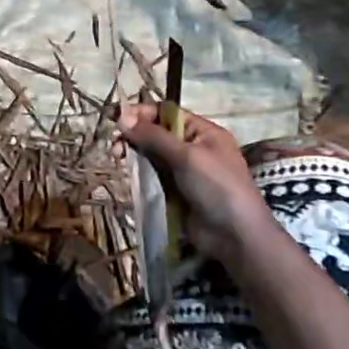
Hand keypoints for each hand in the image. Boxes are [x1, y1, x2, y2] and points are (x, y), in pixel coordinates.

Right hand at [118, 103, 275, 259]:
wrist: (233, 234)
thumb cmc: (216, 187)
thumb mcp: (186, 156)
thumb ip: (153, 136)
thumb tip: (122, 116)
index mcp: (203, 132)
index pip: (167, 113)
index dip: (141, 113)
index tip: (115, 120)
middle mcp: (193, 147)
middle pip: (156, 133)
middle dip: (134, 135)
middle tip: (115, 146)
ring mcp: (183, 170)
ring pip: (151, 154)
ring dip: (133, 153)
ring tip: (118, 159)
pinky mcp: (174, 190)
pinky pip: (151, 175)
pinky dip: (138, 172)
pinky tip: (128, 174)